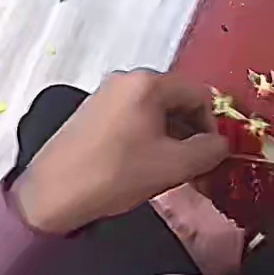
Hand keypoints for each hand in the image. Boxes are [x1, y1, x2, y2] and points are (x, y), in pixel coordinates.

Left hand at [13, 70, 230, 234]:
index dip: (212, 125)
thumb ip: (209, 150)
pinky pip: (134, 115)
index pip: (199, 94)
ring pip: (156, 109)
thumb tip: (222, 144)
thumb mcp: (173, 166)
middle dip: (191, 131)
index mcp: (148, 83)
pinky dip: (147, 135)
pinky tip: (142, 163)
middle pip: (177, 98)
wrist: (51, 196)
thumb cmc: (115, 175)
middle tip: (193, 165)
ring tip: (168, 168)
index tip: (209, 154)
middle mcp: (127, 78)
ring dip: (170, 135)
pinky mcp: (93, 110)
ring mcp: (107, 93)